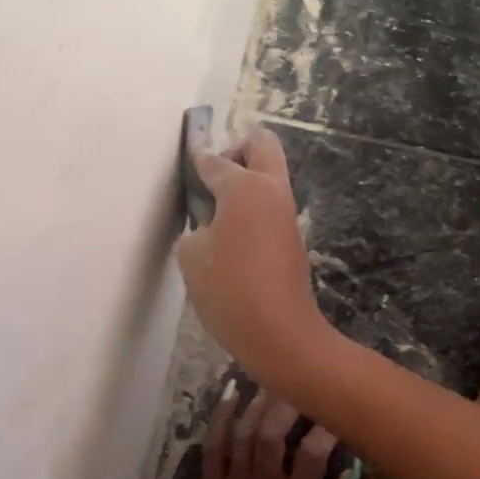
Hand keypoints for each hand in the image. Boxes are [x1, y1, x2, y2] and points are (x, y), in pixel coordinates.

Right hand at [175, 128, 334, 384]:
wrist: (280, 333)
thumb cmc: (230, 289)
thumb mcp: (192, 256)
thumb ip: (196, 227)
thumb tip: (209, 225)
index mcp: (246, 187)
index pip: (216, 161)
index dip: (197, 159)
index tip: (187, 156)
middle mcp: (272, 190)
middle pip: (261, 145)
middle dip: (235, 150)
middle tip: (210, 179)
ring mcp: (286, 212)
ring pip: (269, 175)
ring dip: (245, 181)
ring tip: (214, 213)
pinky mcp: (292, 236)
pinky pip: (269, 204)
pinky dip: (251, 206)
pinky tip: (229, 236)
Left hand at [191, 386, 355, 478]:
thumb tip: (352, 469)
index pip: (315, 450)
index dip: (326, 424)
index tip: (336, 407)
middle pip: (274, 432)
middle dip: (287, 402)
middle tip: (298, 381)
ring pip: (245, 433)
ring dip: (257, 404)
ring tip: (271, 381)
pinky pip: (212, 447)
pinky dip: (219, 418)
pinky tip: (229, 394)